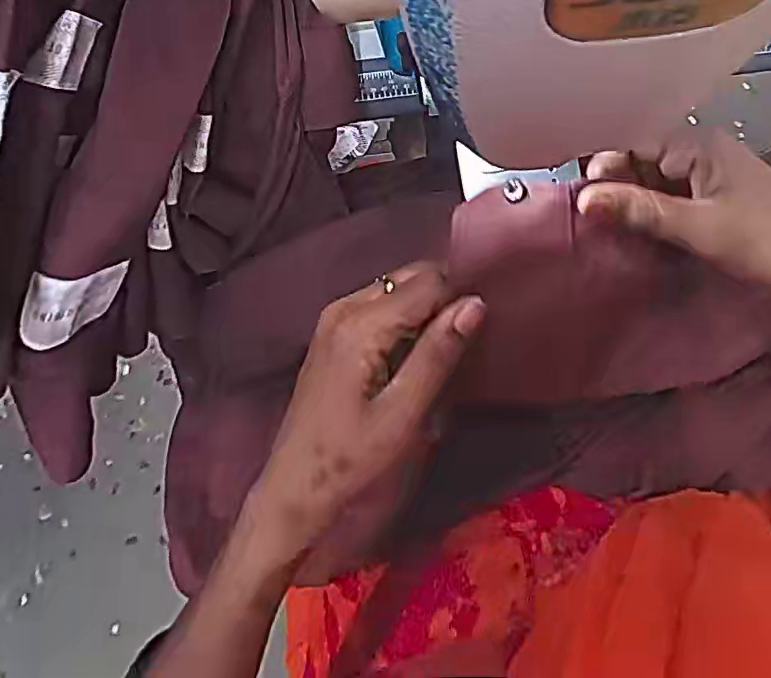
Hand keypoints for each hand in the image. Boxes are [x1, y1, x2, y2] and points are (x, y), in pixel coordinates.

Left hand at [244, 263, 483, 555]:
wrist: (293, 493)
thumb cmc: (350, 461)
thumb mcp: (403, 414)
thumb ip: (439, 354)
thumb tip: (476, 304)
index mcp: (360, 323)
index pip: (430, 281)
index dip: (458, 300)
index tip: (477, 333)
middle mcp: (344, 307)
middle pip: (412, 276)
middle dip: (443, 299)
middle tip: (461, 344)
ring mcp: (334, 317)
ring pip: (398, 287)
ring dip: (426, 308)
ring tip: (440, 351)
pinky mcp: (333, 331)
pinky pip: (382, 304)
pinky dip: (406, 318)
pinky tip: (413, 355)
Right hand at [578, 130, 770, 337]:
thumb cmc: (770, 242)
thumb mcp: (698, 227)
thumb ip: (639, 210)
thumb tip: (584, 198)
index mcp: (698, 144)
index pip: (633, 141)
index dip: (604, 165)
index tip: (582, 194)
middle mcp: (700, 153)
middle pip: (639, 160)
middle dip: (613, 185)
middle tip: (590, 215)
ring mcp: (706, 179)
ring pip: (650, 182)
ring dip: (630, 203)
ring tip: (606, 226)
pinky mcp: (711, 203)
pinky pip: (667, 200)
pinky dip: (648, 215)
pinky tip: (632, 233)